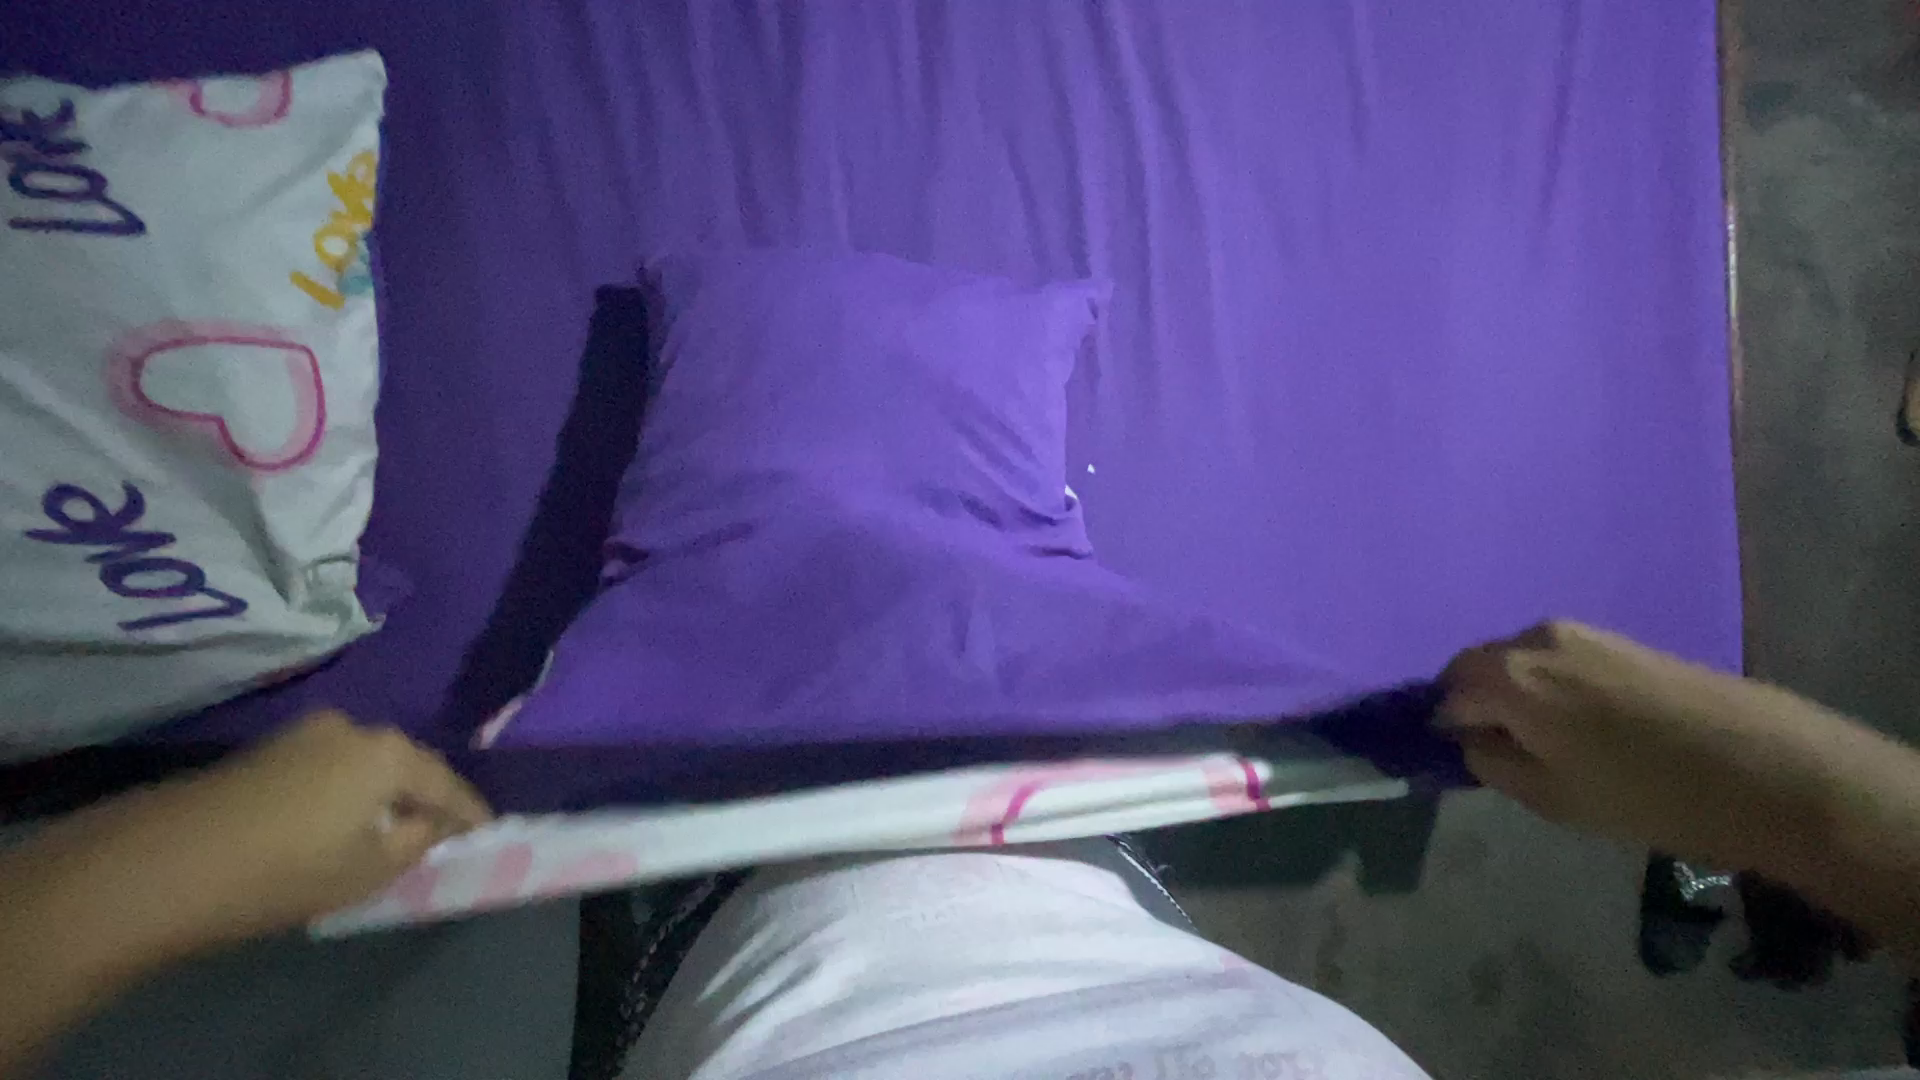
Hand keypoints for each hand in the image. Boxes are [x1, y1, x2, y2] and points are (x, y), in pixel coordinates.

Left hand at [18, 711, 492, 964]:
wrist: (151, 868)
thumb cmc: (283, 870)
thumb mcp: (370, 869)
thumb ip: (418, 839)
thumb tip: (429, 821)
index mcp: (390, 753)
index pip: (448, 784)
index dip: (471, 810)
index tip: (488, 828)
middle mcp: (355, 730)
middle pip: (407, 765)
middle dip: (425, 794)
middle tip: (438, 824)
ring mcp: (304, 735)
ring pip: (366, 763)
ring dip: (381, 789)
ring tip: (388, 819)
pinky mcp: (264, 751)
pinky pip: (329, 767)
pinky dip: (344, 788)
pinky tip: (338, 814)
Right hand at [1439, 620, 1899, 875]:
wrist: (1778, 773)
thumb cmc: (1648, 794)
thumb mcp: (1549, 797)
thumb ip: (1489, 762)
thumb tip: (1469, 739)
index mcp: (1505, 677)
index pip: (1445, 698)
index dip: (1444, 728)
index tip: (1458, 755)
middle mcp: (1531, 640)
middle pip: (1474, 668)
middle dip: (1473, 701)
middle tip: (1496, 745)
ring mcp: (1578, 632)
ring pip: (1516, 659)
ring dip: (1512, 690)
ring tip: (1543, 734)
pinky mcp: (1618, 638)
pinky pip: (1555, 657)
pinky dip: (1548, 682)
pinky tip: (1582, 718)